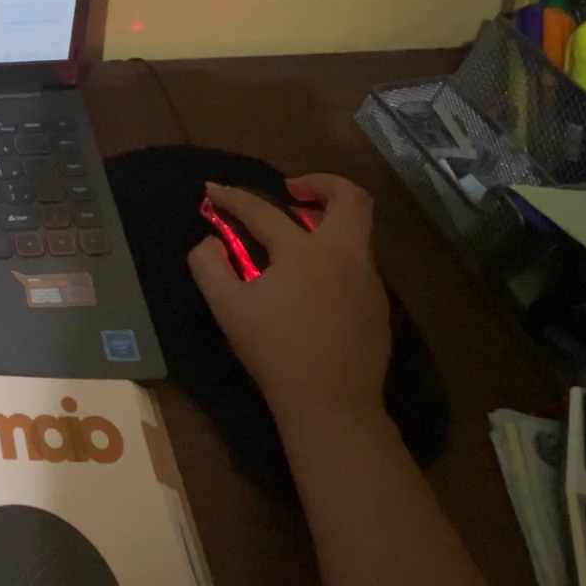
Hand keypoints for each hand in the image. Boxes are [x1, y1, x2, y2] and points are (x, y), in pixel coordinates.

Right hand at [186, 175, 389, 422]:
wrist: (331, 403)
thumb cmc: (274, 349)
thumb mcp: (226, 306)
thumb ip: (209, 264)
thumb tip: (211, 242)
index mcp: (305, 252)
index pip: (263, 210)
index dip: (232, 197)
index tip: (212, 190)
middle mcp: (345, 256)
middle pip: (350, 198)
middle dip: (320, 183)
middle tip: (289, 189)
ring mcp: (368, 280)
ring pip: (357, 231)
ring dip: (326, 220)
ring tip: (292, 236)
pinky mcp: (377, 305)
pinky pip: (356, 262)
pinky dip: (332, 253)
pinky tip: (307, 279)